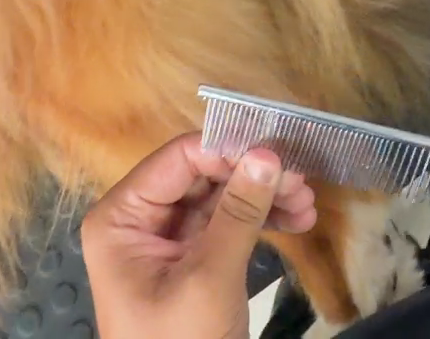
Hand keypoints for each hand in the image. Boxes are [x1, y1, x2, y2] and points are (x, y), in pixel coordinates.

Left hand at [82, 133, 316, 338]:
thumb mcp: (209, 279)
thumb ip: (238, 212)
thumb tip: (268, 152)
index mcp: (122, 217)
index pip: (180, 158)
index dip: (229, 151)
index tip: (278, 154)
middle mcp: (140, 218)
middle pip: (204, 173)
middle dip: (253, 175)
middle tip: (302, 180)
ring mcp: (167, 238)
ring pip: (221, 195)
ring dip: (265, 195)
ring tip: (307, 204)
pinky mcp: (192, 258)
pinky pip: (228, 221)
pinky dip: (262, 218)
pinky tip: (297, 219)